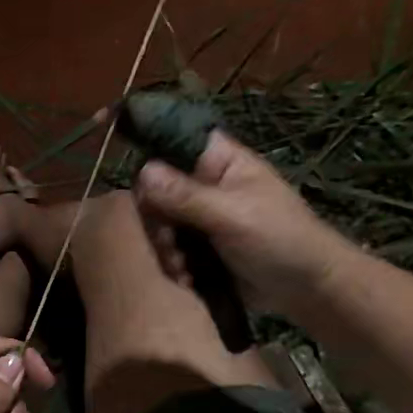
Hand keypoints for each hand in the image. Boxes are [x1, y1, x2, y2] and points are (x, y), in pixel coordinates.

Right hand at [134, 131, 355, 315]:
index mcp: (217, 159)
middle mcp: (203, 181)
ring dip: (164, 245)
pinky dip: (173, 263)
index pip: (172, 131)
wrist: (309, 289)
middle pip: (154, 183)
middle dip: (154, 216)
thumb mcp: (233, 215)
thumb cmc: (281, 239)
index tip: (103, 122)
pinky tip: (188, 280)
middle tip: (168, 242)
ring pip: (158, 218)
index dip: (140, 124)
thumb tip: (142, 171)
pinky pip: (169, 245)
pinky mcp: (200, 244)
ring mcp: (200, 214)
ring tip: (184, 269)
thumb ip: (186, 195)